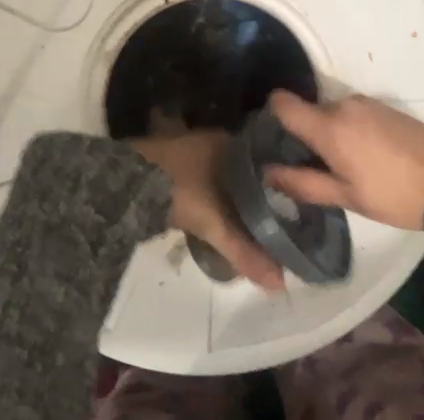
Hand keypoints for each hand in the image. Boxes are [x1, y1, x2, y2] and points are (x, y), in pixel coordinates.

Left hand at [131, 132, 285, 290]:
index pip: (267, 162)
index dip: (282, 184)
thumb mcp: (215, 223)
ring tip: (254, 223)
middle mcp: (214, 140)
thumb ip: (246, 251)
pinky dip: (215, 198)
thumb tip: (280, 283)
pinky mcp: (175, 164)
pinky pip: (207, 181)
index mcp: (229, 142)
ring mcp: (192, 149)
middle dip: (258, 195)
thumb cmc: (178, 189)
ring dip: (235, 197)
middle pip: (245, 171)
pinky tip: (221, 216)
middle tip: (278, 221)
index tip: (296, 206)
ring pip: (225, 177)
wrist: (127, 180)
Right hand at [263, 90, 423, 231]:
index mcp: (328, 126)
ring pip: (331, 113)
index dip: (272, 116)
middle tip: (313, 165)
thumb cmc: (393, 195)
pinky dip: (349, 129)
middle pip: (308, 111)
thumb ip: (303, 183)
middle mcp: (343, 105)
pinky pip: (352, 113)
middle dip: (305, 134)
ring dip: (330, 133)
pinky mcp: (384, 106)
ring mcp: (366, 103)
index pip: (282, 102)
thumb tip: (268, 174)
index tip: (275, 139)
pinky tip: (364, 156)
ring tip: (342, 165)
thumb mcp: (346, 197)